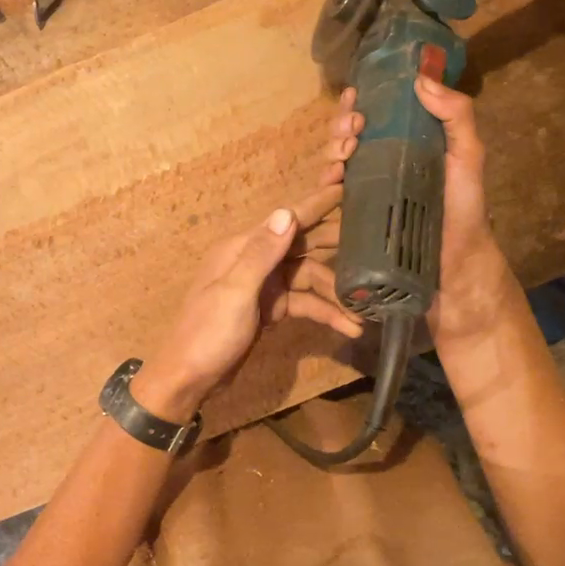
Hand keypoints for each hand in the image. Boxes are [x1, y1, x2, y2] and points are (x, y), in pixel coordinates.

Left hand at [134, 186, 362, 421]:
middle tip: (376, 243)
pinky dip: (324, 312)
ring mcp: (262, 286)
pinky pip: (303, 302)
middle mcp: (253, 261)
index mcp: (241, 248)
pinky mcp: (269, 309)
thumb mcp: (235, 292)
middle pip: (301, 246)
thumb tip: (287, 212)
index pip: (285, 219)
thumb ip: (262, 254)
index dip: (316, 204)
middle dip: (335, 246)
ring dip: (334, 292)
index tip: (347, 186)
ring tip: (366, 309)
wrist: (188, 378)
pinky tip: (348, 326)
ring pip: (307, 278)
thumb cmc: (207, 333)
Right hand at [321, 71, 519, 348]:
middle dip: (341, 127)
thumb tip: (421, 79)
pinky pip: (325, 201)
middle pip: (345, 141)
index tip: (355, 96)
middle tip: (353, 128)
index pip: (371, 120)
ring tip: (344, 153)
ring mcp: (359, 199)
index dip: (357, 105)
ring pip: (331, 165)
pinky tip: (331, 179)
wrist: (454, 271)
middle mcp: (375, 171)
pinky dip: (323, 184)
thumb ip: (457, 117)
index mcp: (401, 151)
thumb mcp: (467, 159)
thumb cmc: (462, 214)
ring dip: (331, 152)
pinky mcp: (348, 225)